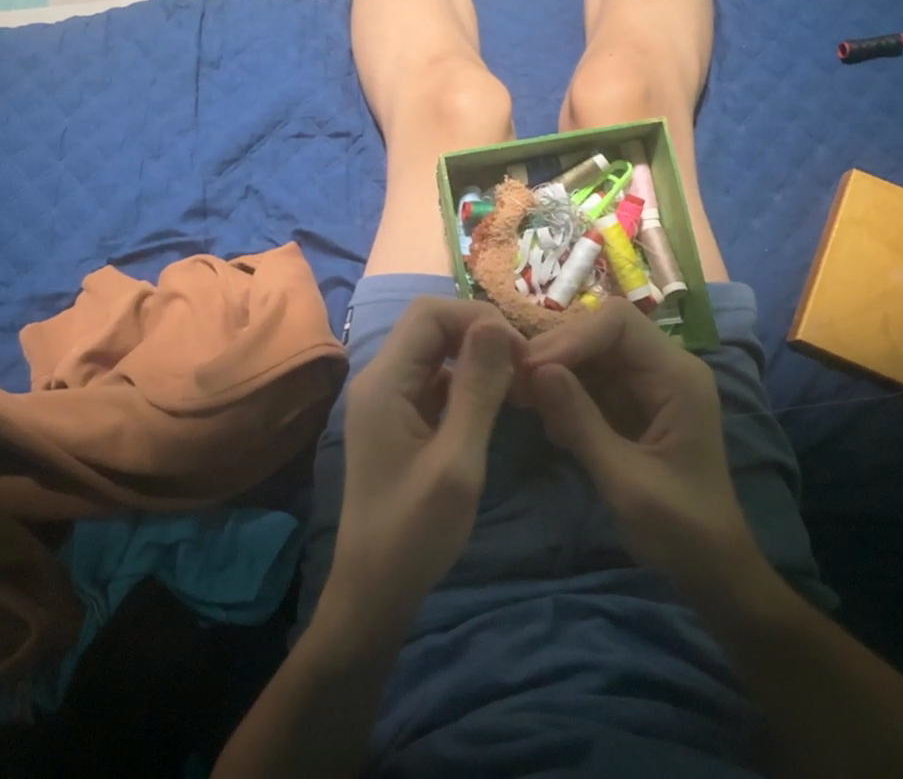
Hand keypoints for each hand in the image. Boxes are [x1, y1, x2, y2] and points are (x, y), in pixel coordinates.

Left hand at [327, 297, 521, 622]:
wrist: (375, 589)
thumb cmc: (415, 531)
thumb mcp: (457, 461)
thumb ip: (476, 390)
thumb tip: (495, 324)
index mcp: (384, 382)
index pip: (430, 313)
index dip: (479, 319)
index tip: (522, 355)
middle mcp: (380, 380)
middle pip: (432, 327)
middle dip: (482, 336)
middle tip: (527, 370)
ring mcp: (388, 401)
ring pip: (436, 354)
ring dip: (478, 359)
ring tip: (520, 386)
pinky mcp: (399, 422)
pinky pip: (435, 382)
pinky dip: (468, 383)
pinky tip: (497, 405)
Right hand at [524, 299, 761, 597]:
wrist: (711, 568)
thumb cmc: (678, 527)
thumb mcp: (624, 478)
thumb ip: (580, 421)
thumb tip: (534, 371)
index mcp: (677, 377)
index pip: (618, 324)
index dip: (570, 338)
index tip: (530, 370)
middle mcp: (664, 370)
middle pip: (599, 333)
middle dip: (555, 354)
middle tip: (513, 386)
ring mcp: (647, 387)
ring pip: (589, 356)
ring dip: (553, 374)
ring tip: (521, 403)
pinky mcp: (631, 406)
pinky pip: (590, 382)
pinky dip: (563, 396)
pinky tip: (549, 425)